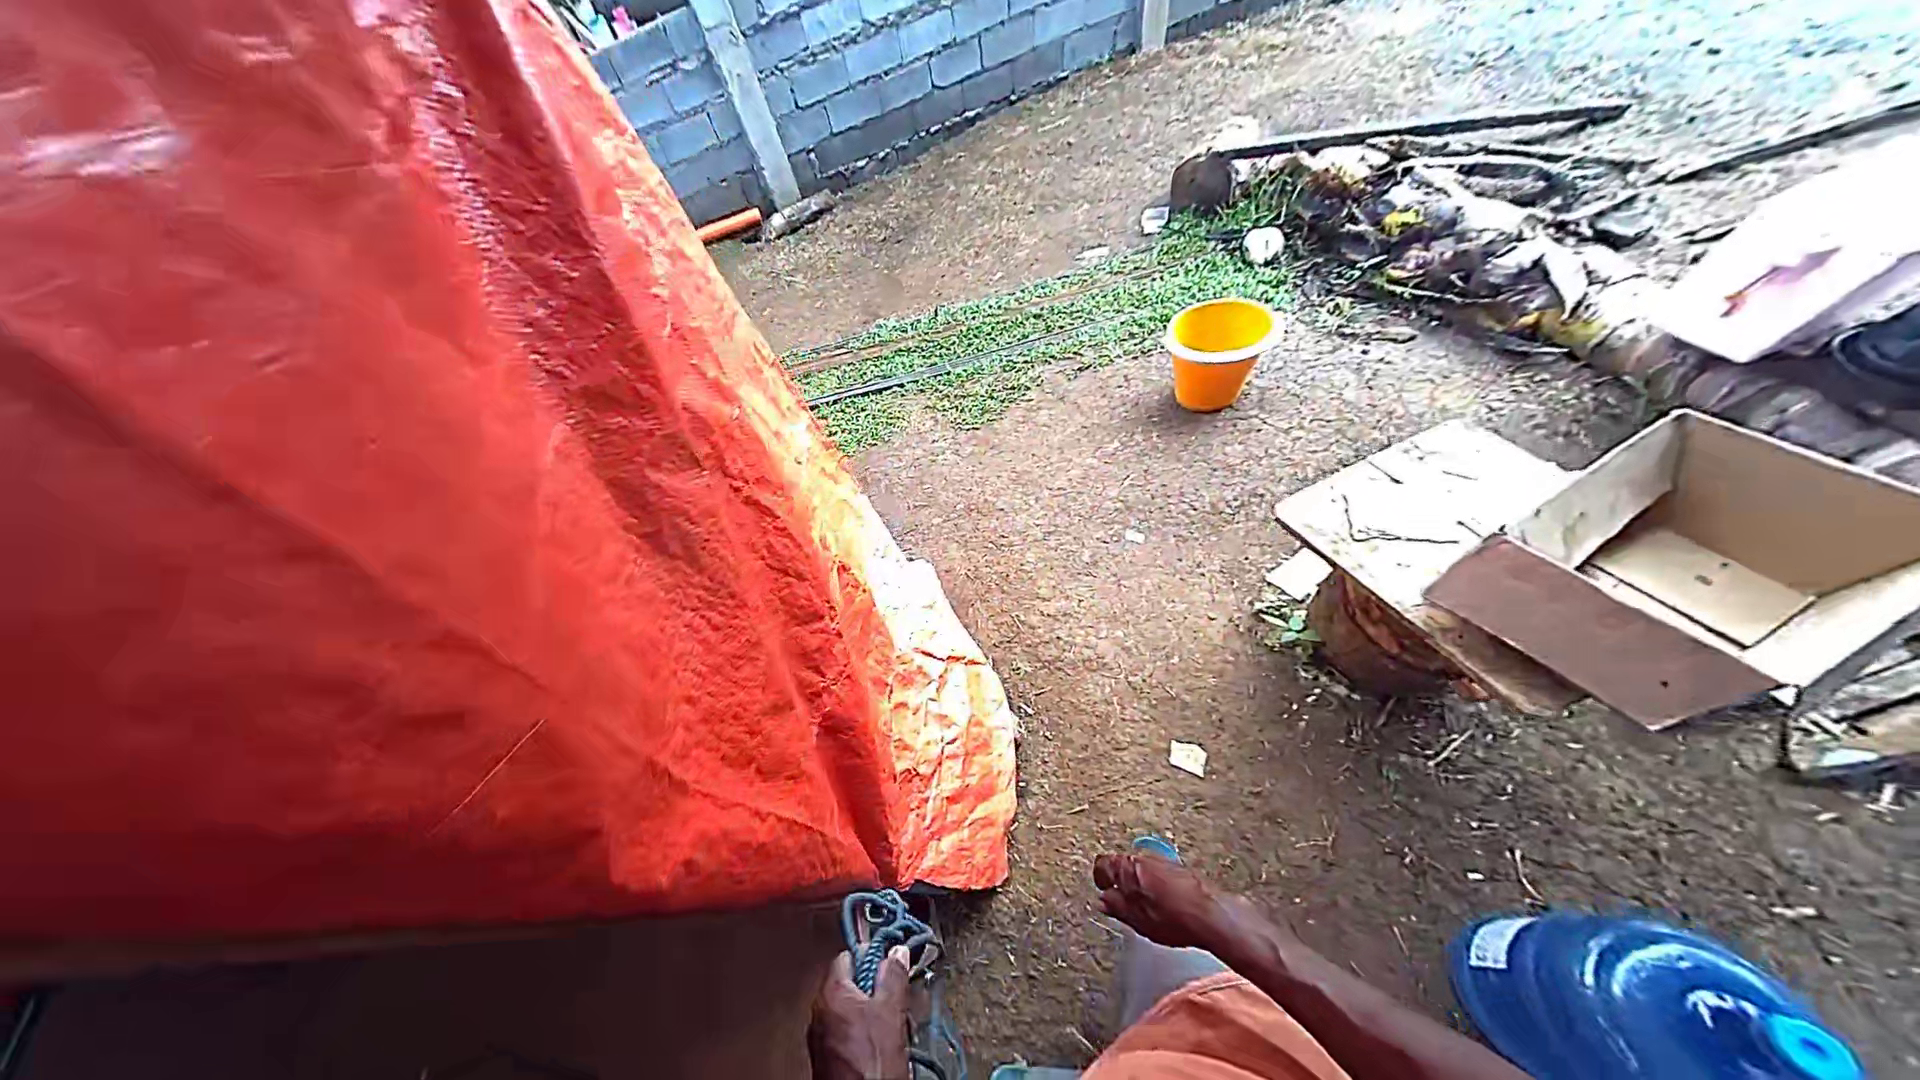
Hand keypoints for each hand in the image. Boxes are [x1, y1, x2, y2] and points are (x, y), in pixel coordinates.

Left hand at [809, 948, 911, 1079]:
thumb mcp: (891, 1011)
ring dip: (867, 1011)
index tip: (886, 964)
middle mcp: (818, 1012)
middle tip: (891, 998)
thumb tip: (896, 954)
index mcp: (831, 994)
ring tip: (887, 1025)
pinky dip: (859, 1032)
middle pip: (847, 983)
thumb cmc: (870, 1065)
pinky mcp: (824, 1058)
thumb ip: (893, 976)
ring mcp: (819, 1037)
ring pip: (846, 1009)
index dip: (869, 958)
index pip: (846, 957)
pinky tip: (877, 1045)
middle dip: (870, 988)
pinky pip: (842, 1032)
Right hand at [1093, 852, 1274, 953]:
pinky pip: (1156, 872)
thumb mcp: (1138, 920)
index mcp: (1127, 867)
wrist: (1211, 915)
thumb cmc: (1175, 918)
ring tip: (1145, 907)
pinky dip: (1154, 884)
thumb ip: (1117, 907)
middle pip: (1121, 864)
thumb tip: (1104, 900)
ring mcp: (1162, 861)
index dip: (1100, 879)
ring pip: (1140, 868)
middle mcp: (1143, 857)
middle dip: (1120, 882)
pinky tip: (1162, 905)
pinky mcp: (1177, 868)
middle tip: (1122, 903)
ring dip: (1138, 883)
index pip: (1102, 864)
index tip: (1103, 891)